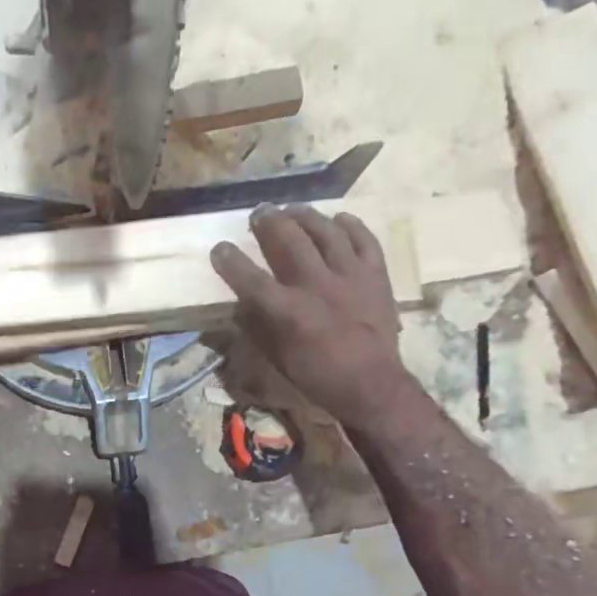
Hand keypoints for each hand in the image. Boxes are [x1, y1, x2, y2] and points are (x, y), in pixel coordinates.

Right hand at [211, 205, 415, 422]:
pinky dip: (350, 225)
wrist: (372, 385)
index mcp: (289, 311)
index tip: (220, 249)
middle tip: (260, 214)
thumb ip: (259, 328)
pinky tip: (339, 219)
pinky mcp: (375, 275)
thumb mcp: (280, 360)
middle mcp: (317, 285)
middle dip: (269, 221)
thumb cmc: (320, 378)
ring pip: (325, 230)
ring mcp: (349, 275)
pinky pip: (364, 239)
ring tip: (293, 210)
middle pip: (288, 238)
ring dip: (305, 215)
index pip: (250, 277)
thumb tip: (243, 305)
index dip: (229, 260)